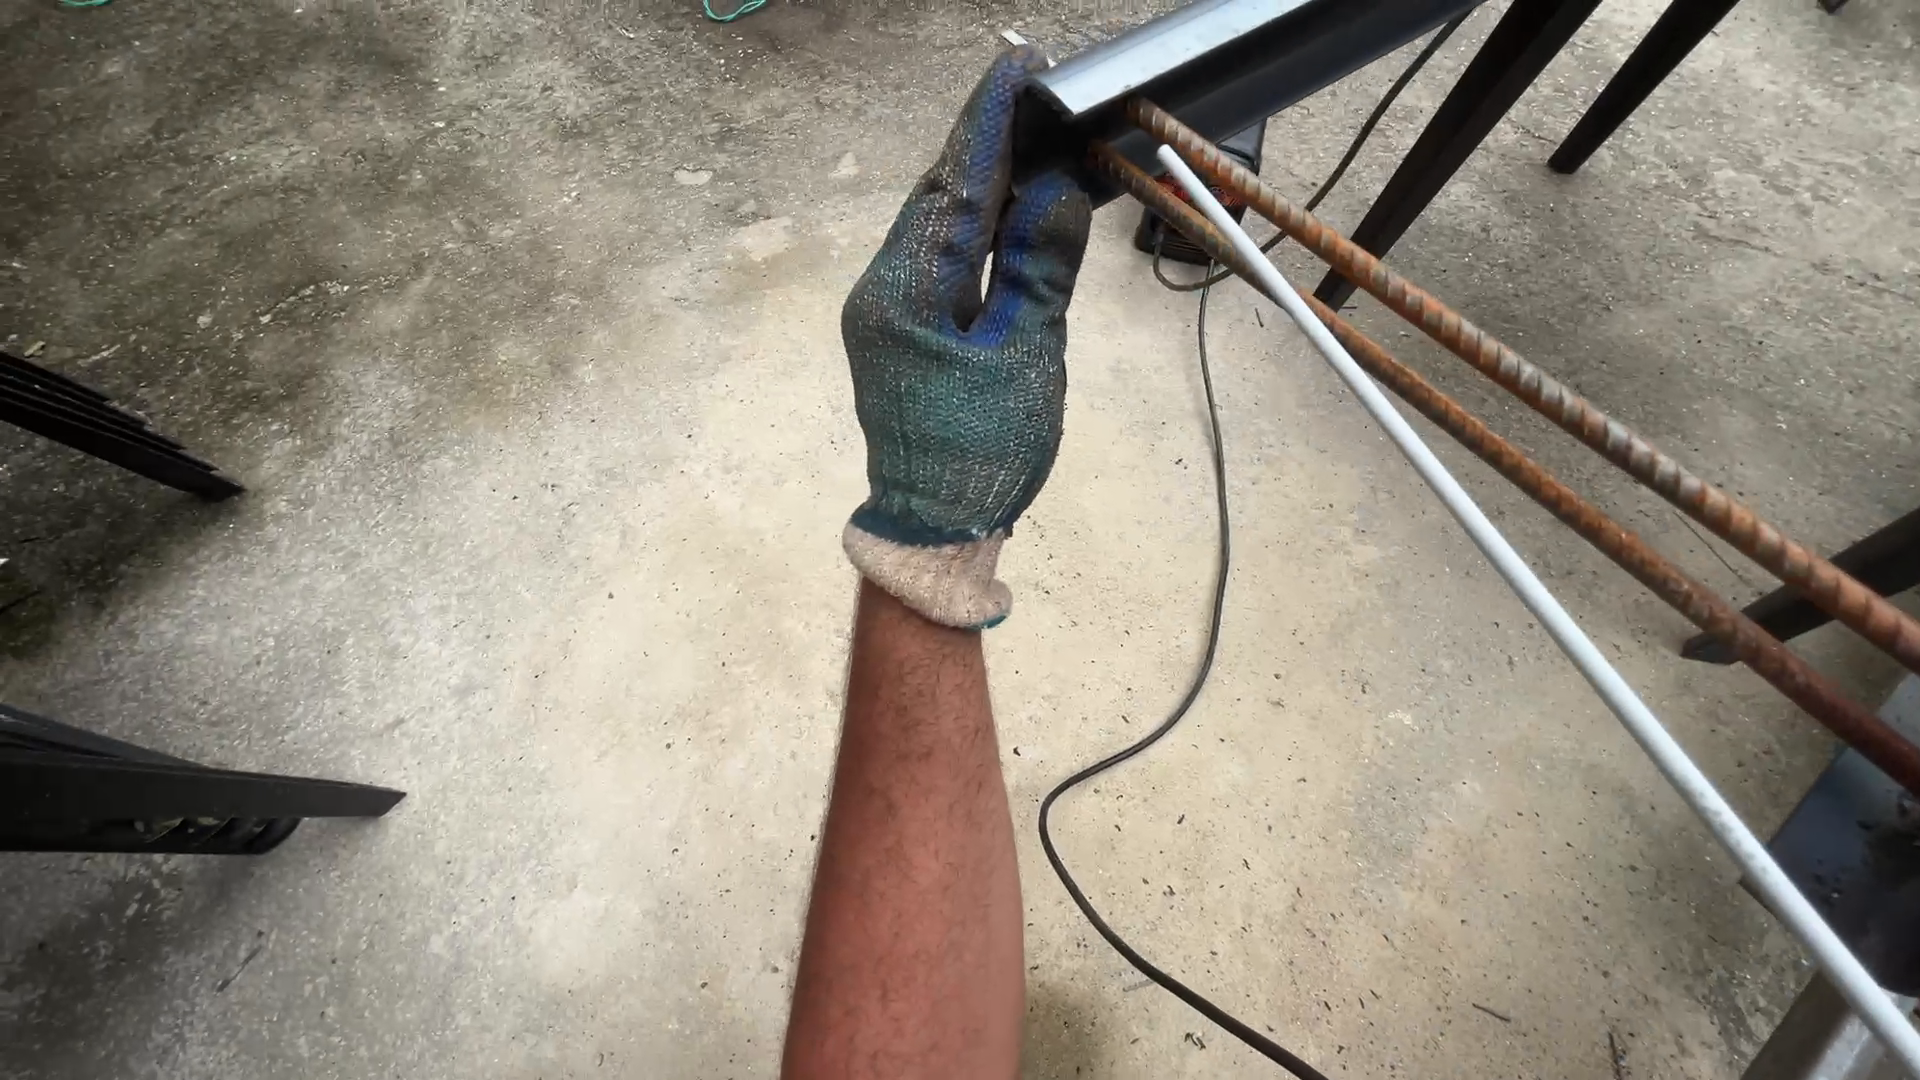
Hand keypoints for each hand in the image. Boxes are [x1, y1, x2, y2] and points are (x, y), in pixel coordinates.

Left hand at [841, 46, 1092, 628]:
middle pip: (935, 201)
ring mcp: (880, 313)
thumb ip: (1040, 268)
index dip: (986, 125)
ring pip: (932, 231)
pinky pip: (932, 266)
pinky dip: (968, 237)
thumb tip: (1056, 189)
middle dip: (982, 150)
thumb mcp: (1026, 356)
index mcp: (906, 293)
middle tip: (1033, 103)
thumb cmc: (985, 451)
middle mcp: (879, 291)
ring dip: (976, 192)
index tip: (1017, 66)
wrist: (934, 524)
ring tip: (1026, 149)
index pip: (952, 187)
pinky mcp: (893, 334)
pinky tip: (1000, 218)